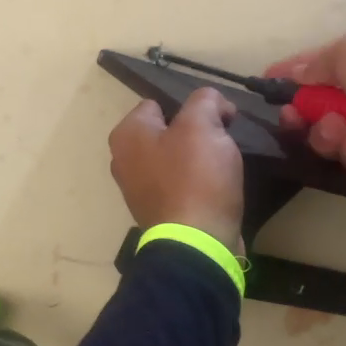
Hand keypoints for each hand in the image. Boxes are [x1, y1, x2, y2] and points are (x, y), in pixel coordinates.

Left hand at [107, 87, 244, 250]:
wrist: (196, 243)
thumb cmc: (194, 177)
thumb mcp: (202, 125)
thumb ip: (205, 101)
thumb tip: (213, 103)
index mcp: (126, 134)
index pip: (159, 103)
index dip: (193, 108)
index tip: (220, 121)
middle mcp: (123, 159)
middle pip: (168, 132)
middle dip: (196, 134)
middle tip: (221, 145)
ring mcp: (138, 188)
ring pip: (175, 158)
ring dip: (198, 160)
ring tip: (221, 169)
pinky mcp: (157, 211)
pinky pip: (180, 185)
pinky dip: (196, 185)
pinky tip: (215, 191)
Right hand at [264, 26, 345, 186]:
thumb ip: (314, 63)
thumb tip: (292, 73)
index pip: (320, 66)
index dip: (292, 74)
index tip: (266, 82)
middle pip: (318, 108)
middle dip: (301, 112)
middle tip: (292, 116)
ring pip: (329, 136)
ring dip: (329, 131)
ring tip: (343, 126)